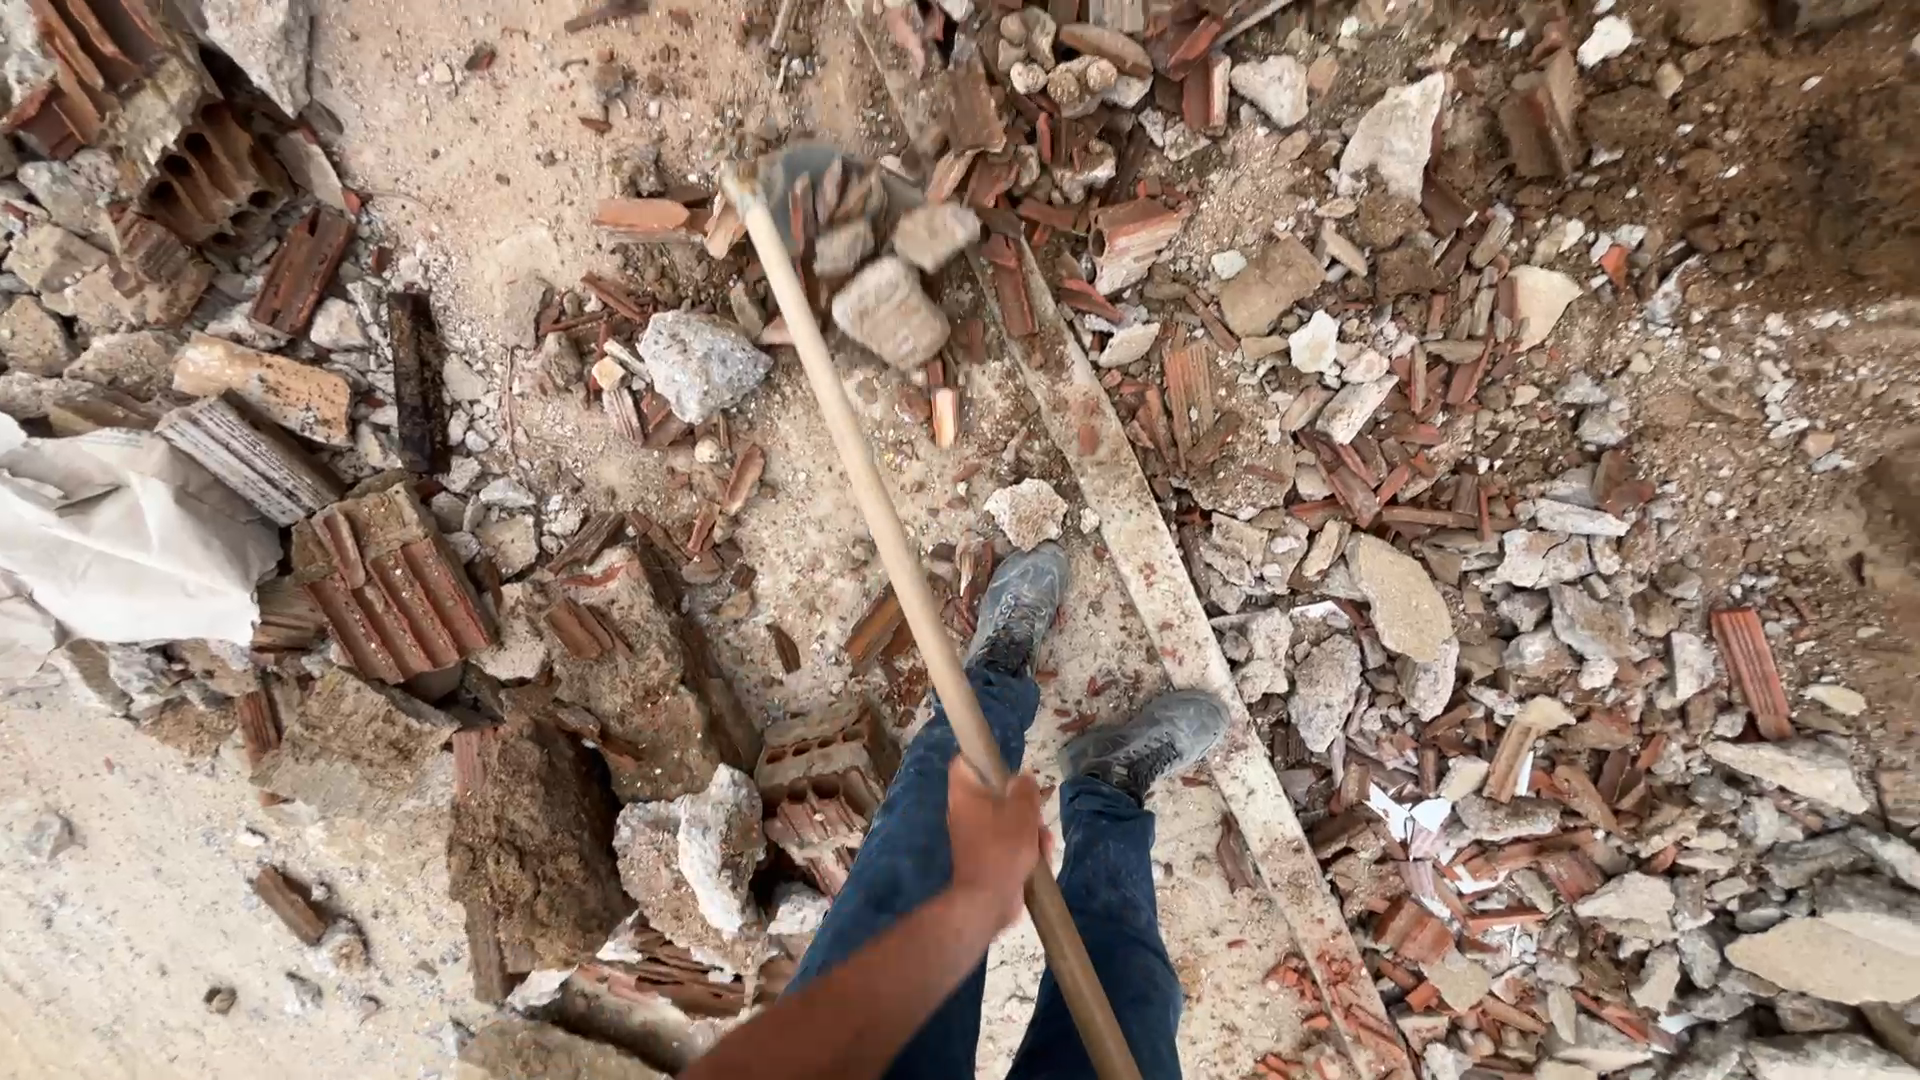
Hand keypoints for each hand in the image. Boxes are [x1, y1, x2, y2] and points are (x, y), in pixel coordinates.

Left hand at [946, 757, 1049, 931]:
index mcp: (965, 793)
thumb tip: (1022, 779)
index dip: (984, 757)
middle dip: (1023, 802)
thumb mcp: (1021, 812)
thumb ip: (1025, 790)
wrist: (990, 901)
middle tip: (1037, 811)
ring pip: (1008, 817)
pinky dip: (1025, 846)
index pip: (965, 761)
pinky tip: (1041, 857)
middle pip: (996, 792)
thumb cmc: (1002, 849)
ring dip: (1030, 828)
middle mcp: (966, 810)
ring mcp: (976, 834)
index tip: (1006, 763)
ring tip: (1043, 841)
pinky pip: (1009, 839)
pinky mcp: (988, 854)